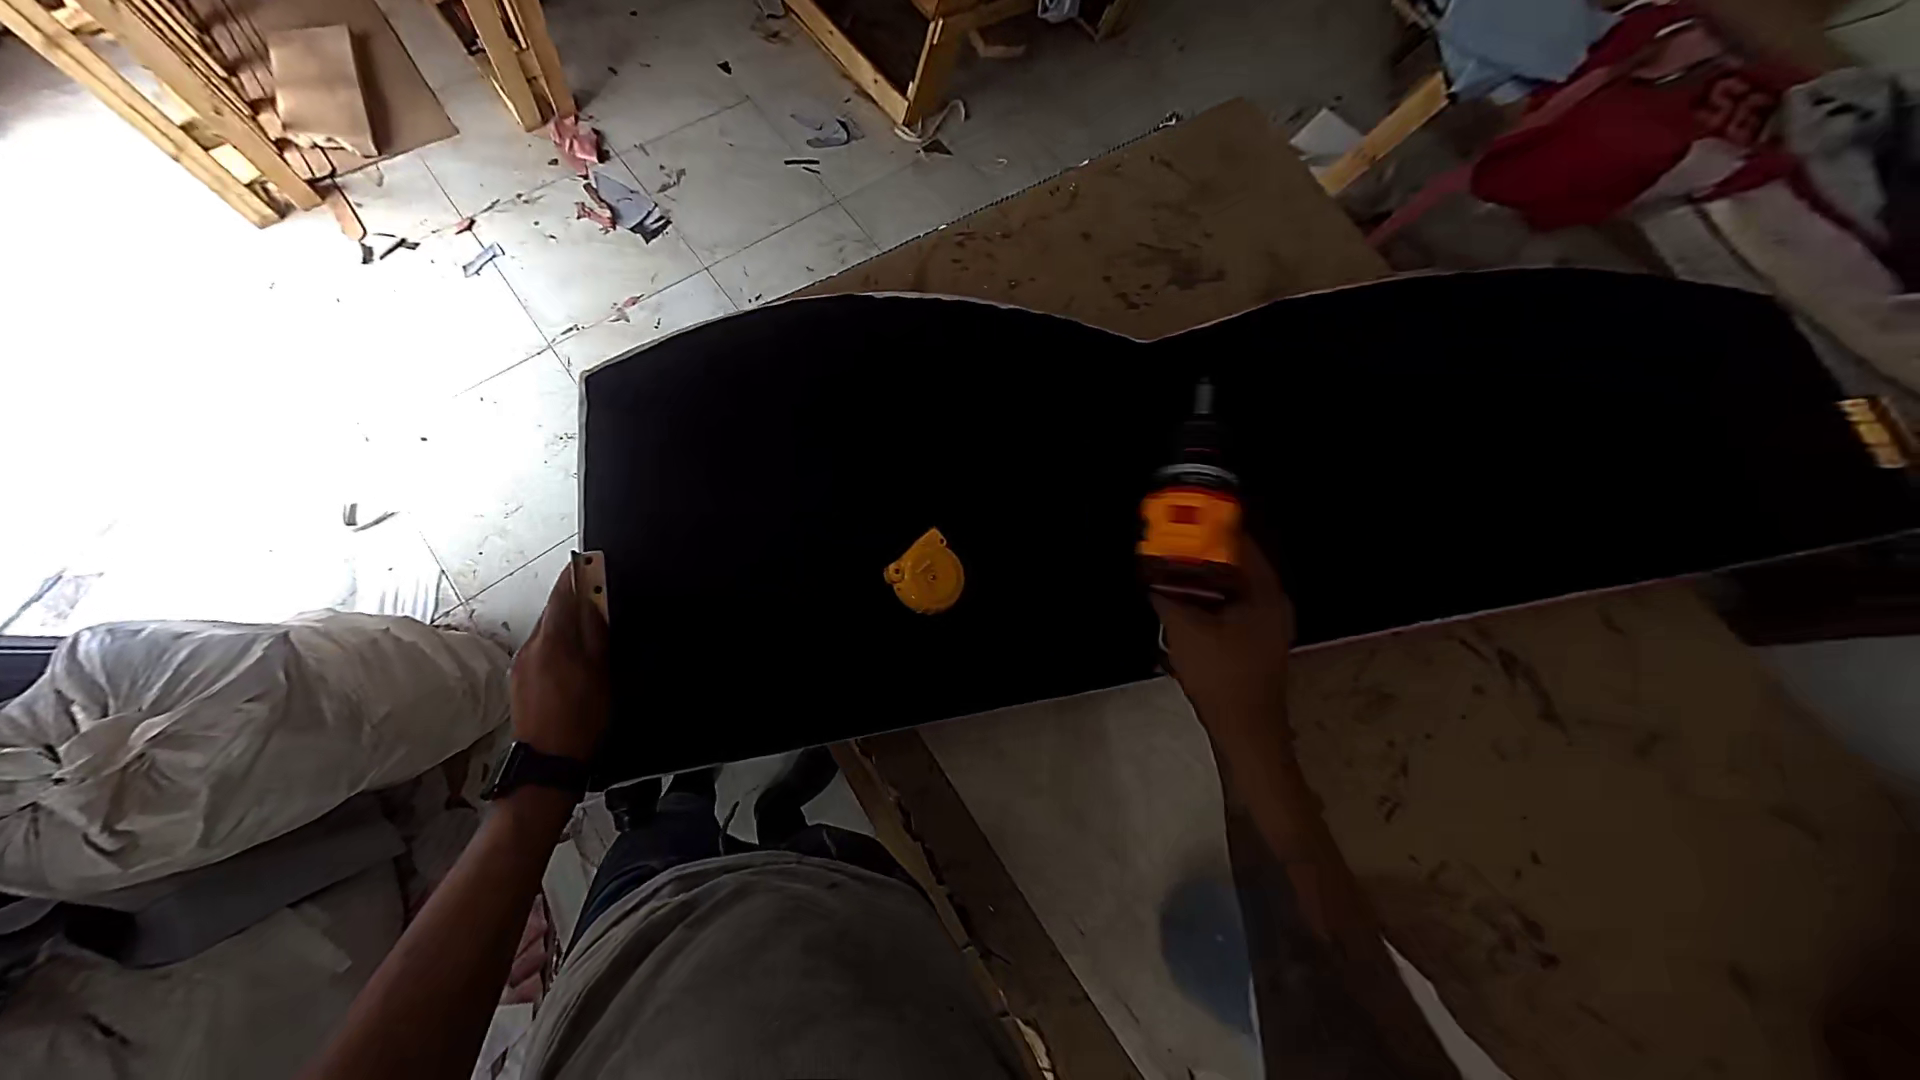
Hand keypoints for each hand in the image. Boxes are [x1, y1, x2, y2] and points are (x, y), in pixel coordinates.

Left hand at [509, 559, 609, 761]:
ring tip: (593, 631)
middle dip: (577, 601)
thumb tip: (597, 605)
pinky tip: (577, 657)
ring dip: (569, 623)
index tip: (588, 562)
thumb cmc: (581, 723)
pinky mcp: (519, 678)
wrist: (549, 762)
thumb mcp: (603, 673)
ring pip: (548, 630)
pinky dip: (559, 642)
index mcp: (553, 644)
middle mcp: (531, 649)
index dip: (577, 576)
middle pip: (554, 611)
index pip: (563, 596)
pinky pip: (541, 648)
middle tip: (601, 597)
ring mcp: (521, 664)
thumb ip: (598, 634)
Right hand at [1149, 533, 1295, 737]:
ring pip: (1232, 592)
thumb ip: (1167, 598)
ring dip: (1203, 585)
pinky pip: (1231, 612)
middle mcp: (1272, 605)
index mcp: (1264, 593)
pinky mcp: (1255, 644)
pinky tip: (1184, 611)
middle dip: (1202, 558)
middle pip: (1236, 567)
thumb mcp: (1185, 629)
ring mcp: (1266, 626)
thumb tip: (1154, 582)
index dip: (1212, 529)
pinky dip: (1209, 606)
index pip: (1242, 544)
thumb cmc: (1221, 674)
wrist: (1244, 729)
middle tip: (1172, 551)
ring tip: (1172, 579)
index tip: (1185, 521)